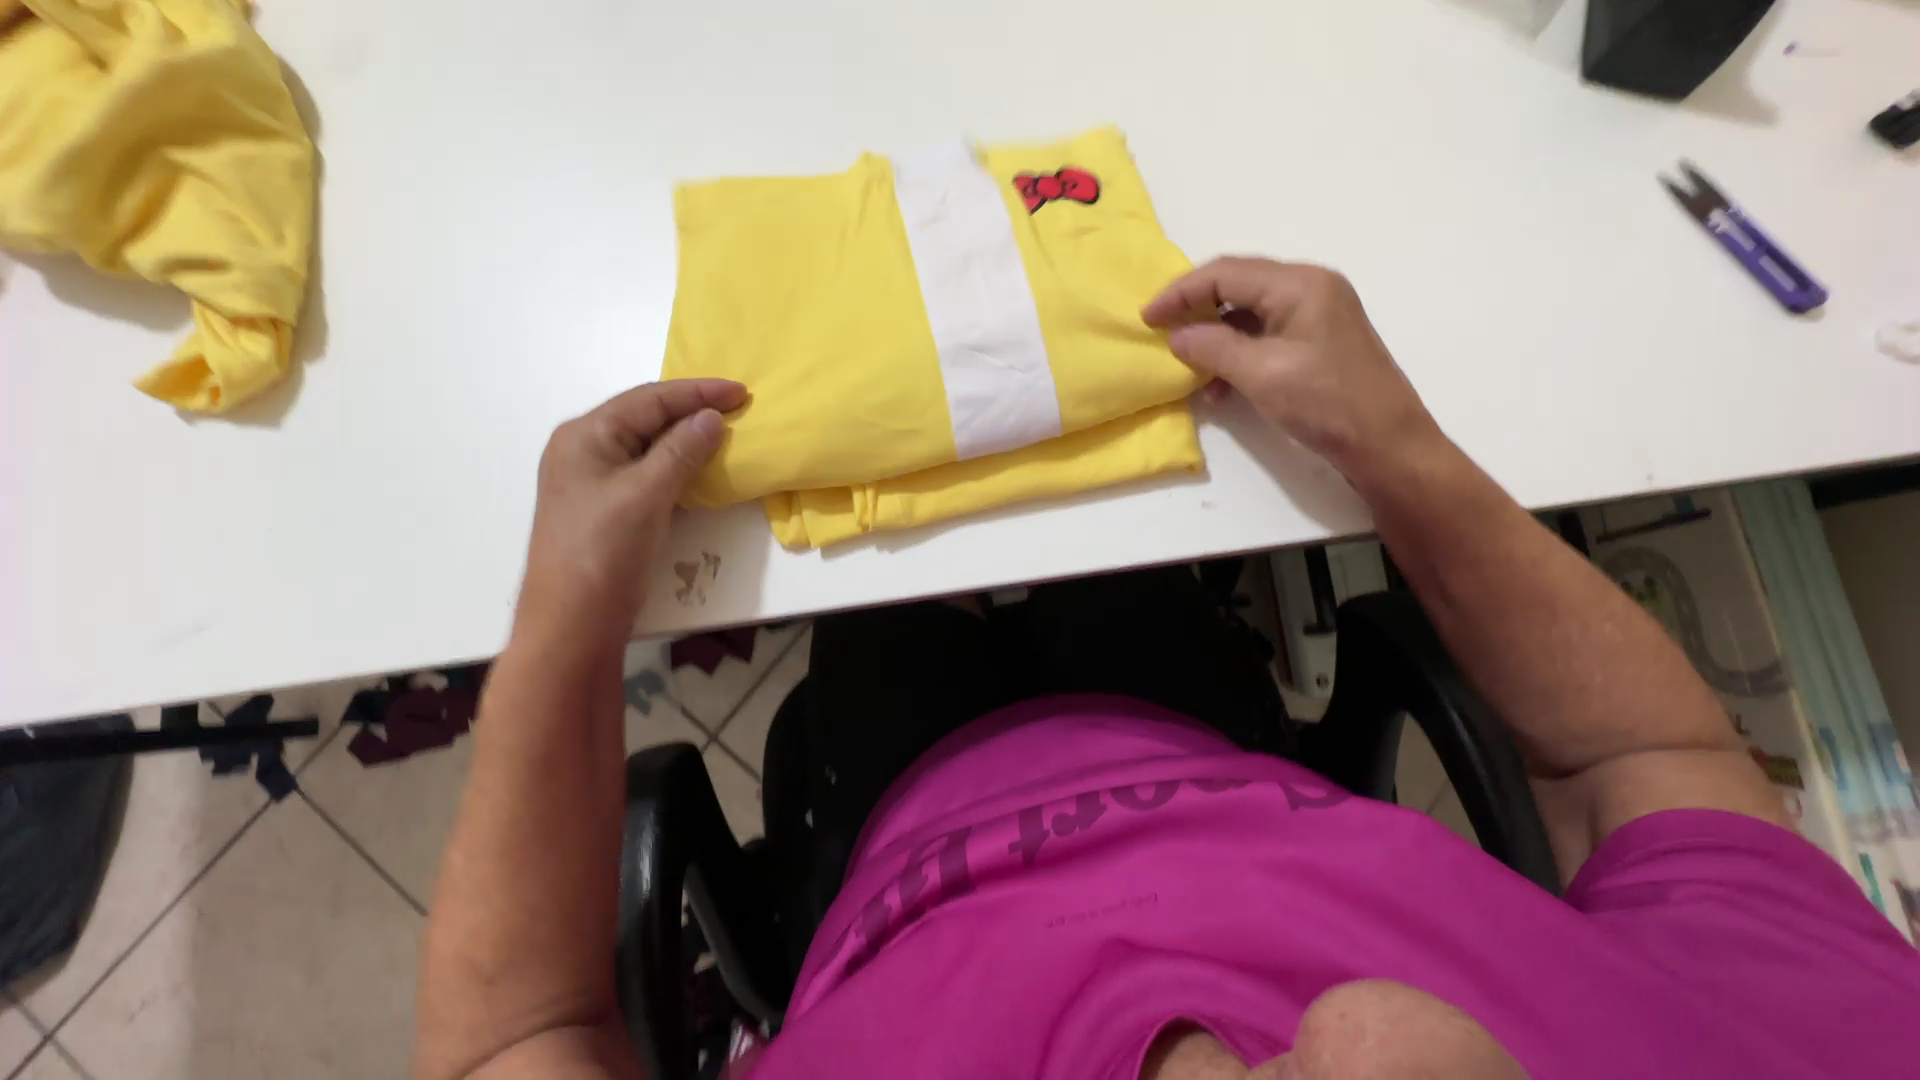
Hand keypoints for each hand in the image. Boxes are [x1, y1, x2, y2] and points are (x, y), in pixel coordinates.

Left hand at [515, 379, 746, 644]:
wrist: (574, 619)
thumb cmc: (604, 549)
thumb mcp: (646, 494)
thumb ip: (680, 451)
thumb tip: (711, 418)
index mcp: (585, 435)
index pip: (648, 399)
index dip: (697, 392)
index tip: (742, 393)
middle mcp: (585, 450)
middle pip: (645, 417)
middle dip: (692, 411)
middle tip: (737, 409)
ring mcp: (595, 480)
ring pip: (648, 446)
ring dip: (686, 439)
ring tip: (725, 433)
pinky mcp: (608, 507)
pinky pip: (648, 472)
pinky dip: (677, 466)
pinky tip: (701, 470)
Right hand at [1143, 257, 1443, 485]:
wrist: (1387, 444)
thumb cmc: (1327, 404)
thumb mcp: (1261, 375)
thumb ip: (1213, 348)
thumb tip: (1177, 336)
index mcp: (1300, 285)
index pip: (1226, 273)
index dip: (1180, 292)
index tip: (1146, 318)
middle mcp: (1309, 288)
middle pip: (1237, 285)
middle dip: (1195, 309)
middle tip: (1160, 331)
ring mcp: (1316, 315)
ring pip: (1248, 313)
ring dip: (1214, 337)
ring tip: (1187, 365)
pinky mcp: (1316, 342)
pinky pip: (1264, 335)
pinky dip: (1236, 354)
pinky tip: (1219, 386)